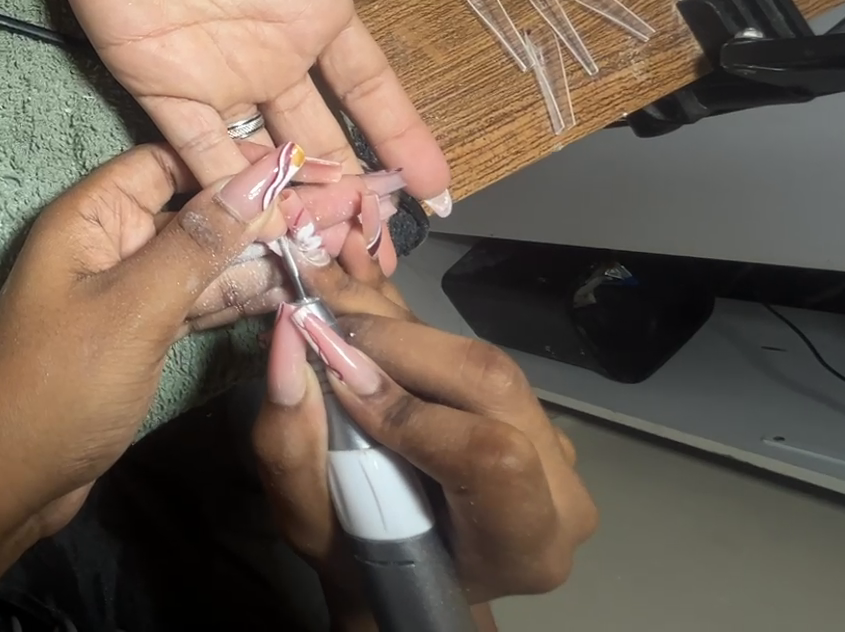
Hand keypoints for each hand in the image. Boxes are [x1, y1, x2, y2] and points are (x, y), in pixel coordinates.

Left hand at [0, 142, 307, 533]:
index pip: (165, 164)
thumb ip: (198, 242)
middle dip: (256, 213)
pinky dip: (232, 298)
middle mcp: (105, 242)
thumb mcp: (135, 306)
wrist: (10, 475)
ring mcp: (121, 290)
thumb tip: (261, 175)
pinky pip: (191, 300)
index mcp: (89, 216)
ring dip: (254, 258)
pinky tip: (287, 291)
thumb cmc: (63, 381)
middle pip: (188, 212)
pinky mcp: (136, 332)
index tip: (305, 168)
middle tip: (342, 216)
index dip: (231, 162)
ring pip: (196, 260)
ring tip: (332, 250)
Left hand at [37, 0, 526, 211]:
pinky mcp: (153, 82)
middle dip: (348, 195)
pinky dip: (223, 190)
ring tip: (328, 259)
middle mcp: (267, 54)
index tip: (438, 192)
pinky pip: (194, 149)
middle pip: (318, 139)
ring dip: (292, 205)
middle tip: (379, 256)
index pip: (369, 90)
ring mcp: (210, 73)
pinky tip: (256, 231)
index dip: (401, 138)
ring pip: (260, 156)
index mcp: (314, 9)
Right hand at [252, 261, 597, 618]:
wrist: (398, 556)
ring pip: (470, 348)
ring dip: (384, 315)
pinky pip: (455, 338)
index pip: (490, 457)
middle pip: (487, 380)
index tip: (330, 379)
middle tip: (312, 318)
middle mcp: (557, 487)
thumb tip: (288, 343)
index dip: (406, 410)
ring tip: (319, 293)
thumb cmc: (354, 553)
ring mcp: (544, 434)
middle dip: (388, 339)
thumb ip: (291, 442)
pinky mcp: (513, 396)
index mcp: (519, 543)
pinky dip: (391, 308)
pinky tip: (344, 287)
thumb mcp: (303, 518)